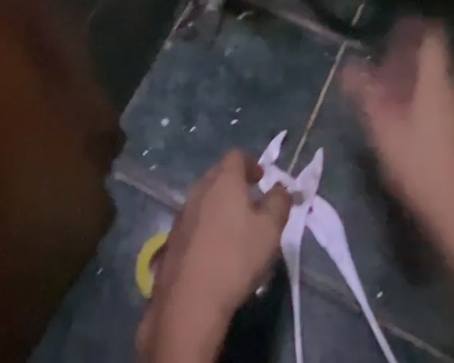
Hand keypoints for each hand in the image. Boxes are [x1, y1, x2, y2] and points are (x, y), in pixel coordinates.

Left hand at [137, 150, 292, 361]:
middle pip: (219, 174)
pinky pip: (195, 219)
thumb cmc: (237, 256)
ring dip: (221, 204)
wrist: (191, 297)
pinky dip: (208, 224)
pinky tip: (216, 247)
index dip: (252, 164)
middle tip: (252, 203)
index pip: (236, 156)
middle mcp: (199, 188)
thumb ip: (279, 202)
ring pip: (205, 197)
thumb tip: (281, 187)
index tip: (263, 180)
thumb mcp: (271, 229)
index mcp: (224, 180)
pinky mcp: (173, 236)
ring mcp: (183, 212)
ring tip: (236, 227)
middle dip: (236, 183)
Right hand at [341, 19, 453, 249]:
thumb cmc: (420, 168)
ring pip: (435, 86)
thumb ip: (366, 95)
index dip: (414, 28)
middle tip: (378, 62)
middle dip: (405, 58)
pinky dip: (420, 102)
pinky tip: (402, 121)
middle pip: (432, 63)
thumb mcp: (383, 130)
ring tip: (383, 90)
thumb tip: (349, 67)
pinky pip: (440, 106)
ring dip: (411, 83)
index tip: (392, 25)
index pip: (432, 38)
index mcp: (438, 83)